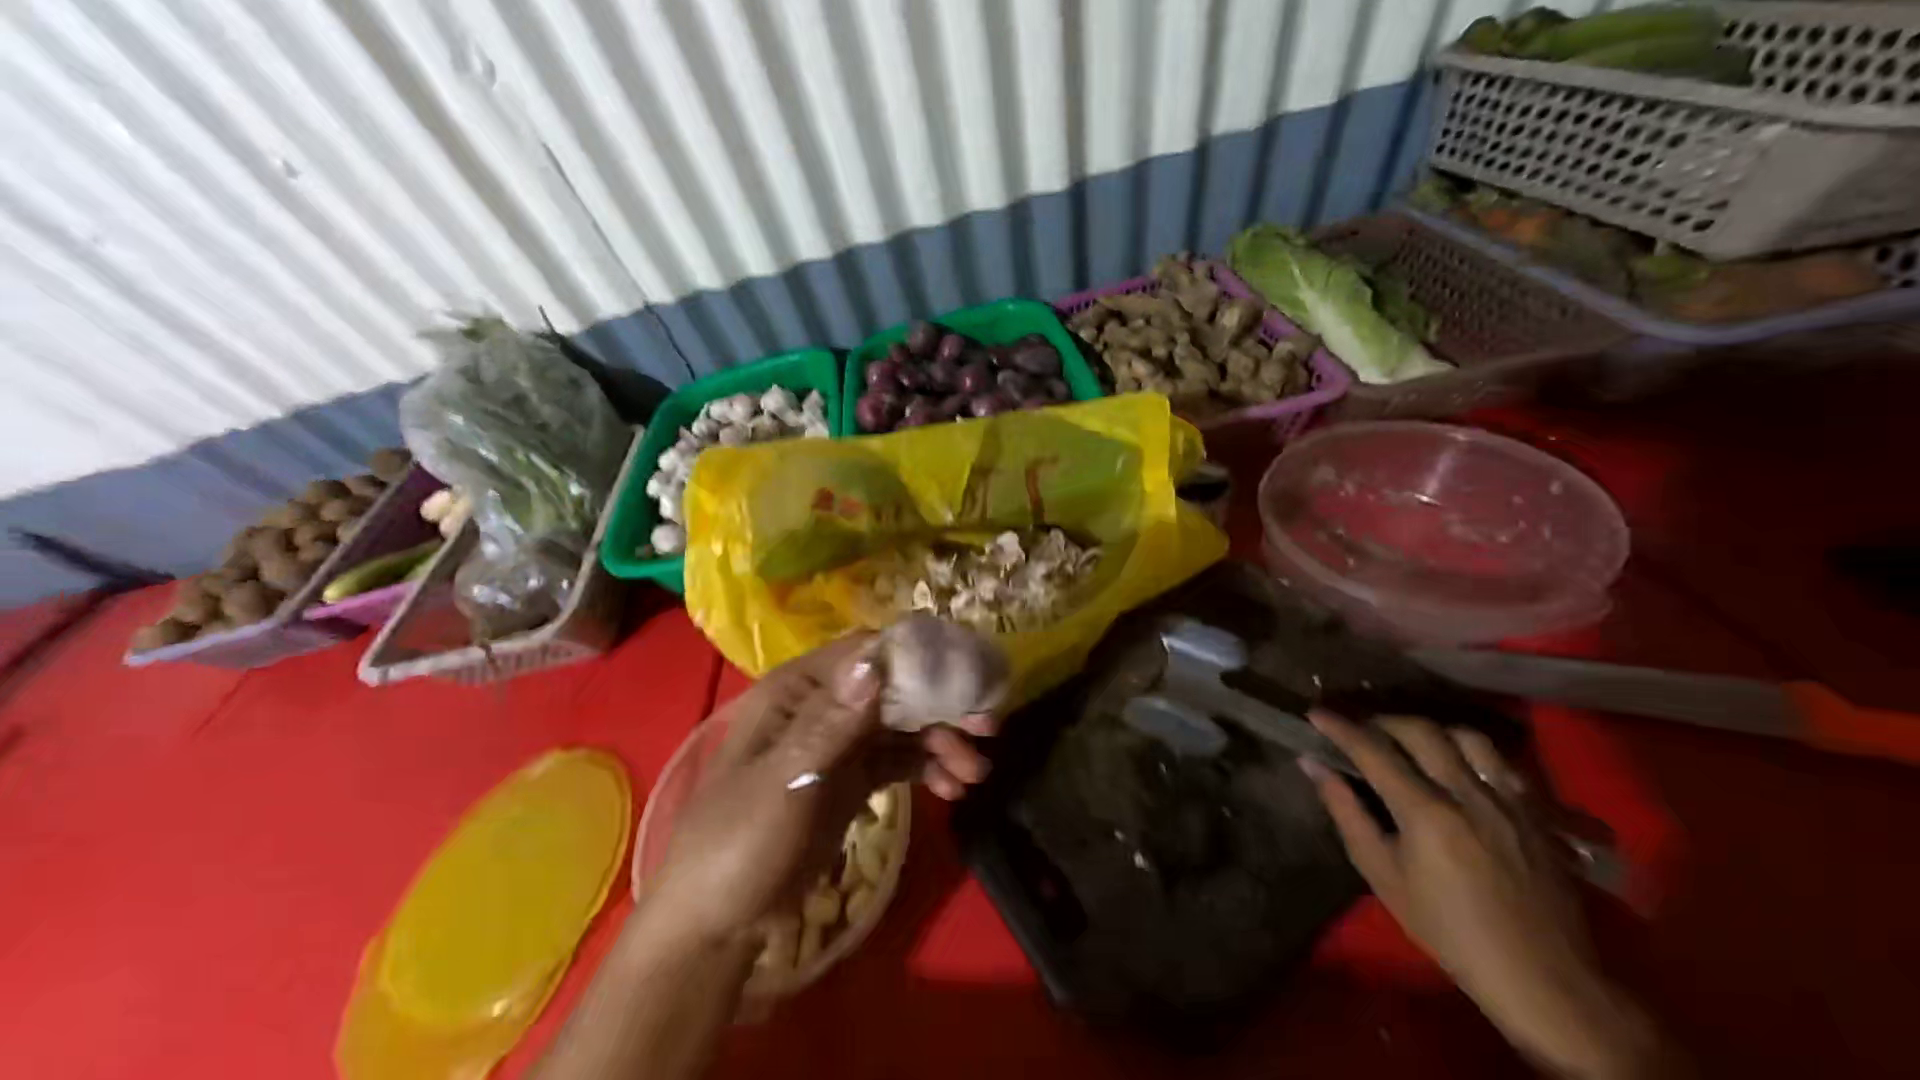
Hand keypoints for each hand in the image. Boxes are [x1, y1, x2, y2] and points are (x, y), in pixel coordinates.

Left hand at [645, 632, 996, 945]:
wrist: (718, 920)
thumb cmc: (737, 843)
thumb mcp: (784, 782)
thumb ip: (830, 722)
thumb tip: (876, 662)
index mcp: (797, 690)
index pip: (867, 653)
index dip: (919, 660)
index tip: (967, 679)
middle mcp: (822, 705)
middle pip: (894, 689)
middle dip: (941, 706)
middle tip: (987, 730)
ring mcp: (838, 743)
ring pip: (902, 725)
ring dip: (941, 742)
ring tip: (974, 774)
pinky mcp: (851, 778)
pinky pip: (898, 761)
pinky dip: (927, 768)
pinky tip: (952, 790)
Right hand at [1304, 712, 1676, 1079]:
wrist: (1540, 975)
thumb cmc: (1447, 929)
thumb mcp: (1382, 875)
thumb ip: (1346, 812)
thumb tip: (1313, 765)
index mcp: (1426, 812)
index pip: (1374, 751)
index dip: (1340, 728)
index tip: (1315, 714)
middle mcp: (1469, 794)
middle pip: (1421, 731)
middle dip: (1382, 722)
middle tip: (1361, 731)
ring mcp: (1509, 800)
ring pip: (1467, 737)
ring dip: (1431, 731)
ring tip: (1412, 744)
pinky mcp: (1537, 813)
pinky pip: (1501, 763)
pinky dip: (1471, 754)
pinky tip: (1459, 769)